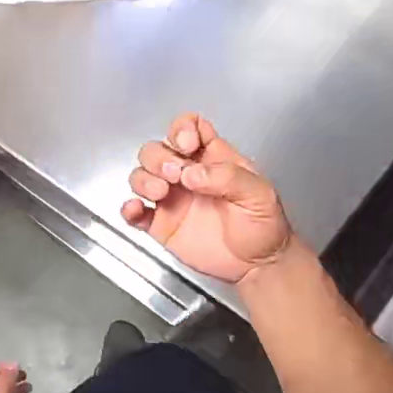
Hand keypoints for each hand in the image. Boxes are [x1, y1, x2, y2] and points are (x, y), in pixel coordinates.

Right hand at [122, 114, 291, 283]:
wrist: (256, 264)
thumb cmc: (264, 226)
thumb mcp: (259, 194)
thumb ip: (228, 177)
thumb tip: (193, 173)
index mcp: (213, 159)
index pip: (190, 127)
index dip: (182, 129)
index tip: (187, 145)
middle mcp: (187, 175)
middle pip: (157, 150)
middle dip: (159, 158)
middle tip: (174, 175)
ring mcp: (171, 200)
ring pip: (141, 176)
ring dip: (143, 180)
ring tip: (160, 193)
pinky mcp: (160, 225)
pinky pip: (135, 214)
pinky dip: (129, 209)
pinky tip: (135, 210)